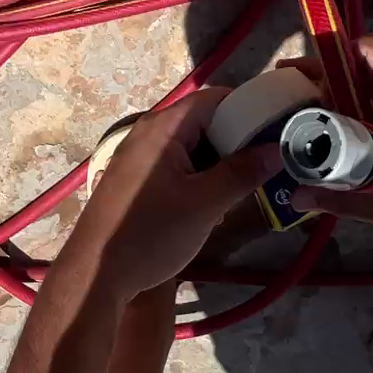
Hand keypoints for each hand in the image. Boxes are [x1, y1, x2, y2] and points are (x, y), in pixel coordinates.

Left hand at [62, 88, 282, 300]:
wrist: (96, 274)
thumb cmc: (151, 234)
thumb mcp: (204, 205)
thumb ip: (241, 174)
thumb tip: (276, 150)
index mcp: (164, 128)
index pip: (214, 99)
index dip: (248, 107)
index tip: (276, 127)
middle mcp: (149, 132)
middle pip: (203, 121)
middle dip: (236, 138)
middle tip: (267, 161)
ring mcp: (140, 156)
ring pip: (191, 146)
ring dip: (219, 161)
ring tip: (248, 183)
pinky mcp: (136, 179)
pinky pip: (176, 164)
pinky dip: (199, 175)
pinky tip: (215, 201)